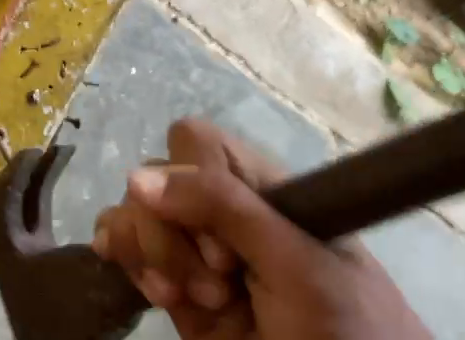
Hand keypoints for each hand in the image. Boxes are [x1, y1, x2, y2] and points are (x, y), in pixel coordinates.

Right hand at [94, 119, 431, 339]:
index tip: (223, 250)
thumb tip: (134, 178)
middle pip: (154, 178)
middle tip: (213, 288)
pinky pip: (120, 241)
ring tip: (178, 298)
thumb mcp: (299, 268)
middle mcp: (221, 210)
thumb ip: (225, 209)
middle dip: (168, 233)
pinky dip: (122, 255)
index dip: (192, 182)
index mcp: (262, 188)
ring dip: (148, 252)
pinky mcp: (170, 281)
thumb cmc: (344, 333)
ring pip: (132, 210)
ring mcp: (192, 246)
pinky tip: (145, 286)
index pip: (195, 142)